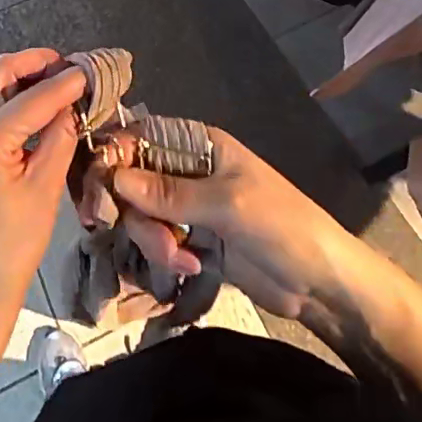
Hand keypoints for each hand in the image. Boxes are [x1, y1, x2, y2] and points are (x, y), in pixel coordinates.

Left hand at [0, 49, 83, 301]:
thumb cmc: (16, 239)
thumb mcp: (46, 184)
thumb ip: (61, 134)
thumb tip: (75, 100)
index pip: (33, 96)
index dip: (66, 81)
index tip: (93, 70)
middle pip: (1, 72)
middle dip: (37, 63)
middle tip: (71, 68)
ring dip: (26, 77)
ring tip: (62, 83)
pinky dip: (14, 97)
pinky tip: (41, 106)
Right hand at [111, 128, 370, 319]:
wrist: (322, 283)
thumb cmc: (282, 226)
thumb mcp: (228, 205)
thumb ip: (170, 193)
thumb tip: (114, 177)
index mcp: (196, 143)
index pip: (137, 138)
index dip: (112, 162)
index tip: (99, 199)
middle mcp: (184, 167)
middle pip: (131, 179)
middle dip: (136, 213)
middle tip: (159, 241)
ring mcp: (186, 203)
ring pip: (139, 213)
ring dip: (152, 239)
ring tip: (183, 259)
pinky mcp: (189, 235)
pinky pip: (155, 238)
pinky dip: (163, 254)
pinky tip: (189, 267)